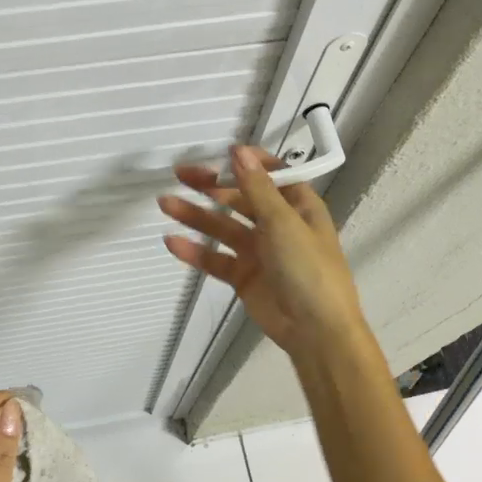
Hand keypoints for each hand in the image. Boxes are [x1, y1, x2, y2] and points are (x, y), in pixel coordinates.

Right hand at [159, 145, 369, 361]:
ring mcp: (259, 252)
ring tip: (165, 204)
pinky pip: (216, 259)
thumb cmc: (309, 269)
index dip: (247, 164)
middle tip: (180, 174)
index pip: (271, 175)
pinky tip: (173, 242)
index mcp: (298, 206)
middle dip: (212, 186)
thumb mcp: (284, 222)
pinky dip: (196, 251)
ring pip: (223, 227)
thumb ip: (257, 188)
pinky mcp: (243, 277)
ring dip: (196, 216)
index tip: (220, 154)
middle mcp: (278, 225)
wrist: (316, 330)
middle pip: (240, 199)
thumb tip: (239, 151)